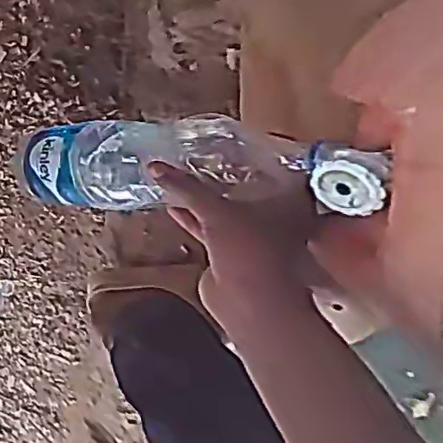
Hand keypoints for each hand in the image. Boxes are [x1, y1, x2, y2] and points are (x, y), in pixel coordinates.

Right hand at [149, 162, 319, 332]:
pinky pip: (208, 227)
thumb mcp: (215, 212)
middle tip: (200, 156)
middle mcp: (275, 216)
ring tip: (179, 179)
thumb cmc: (249, 251)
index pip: (276, 167)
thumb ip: (186, 188)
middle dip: (224, 175)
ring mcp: (253, 235)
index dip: (256, 153)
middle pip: (248, 188)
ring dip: (204, 198)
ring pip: (226, 208)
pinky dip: (191, 218)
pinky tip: (171, 207)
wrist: (249, 301)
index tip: (232, 140)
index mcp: (286, 202)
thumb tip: (155, 166)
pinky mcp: (230, 251)